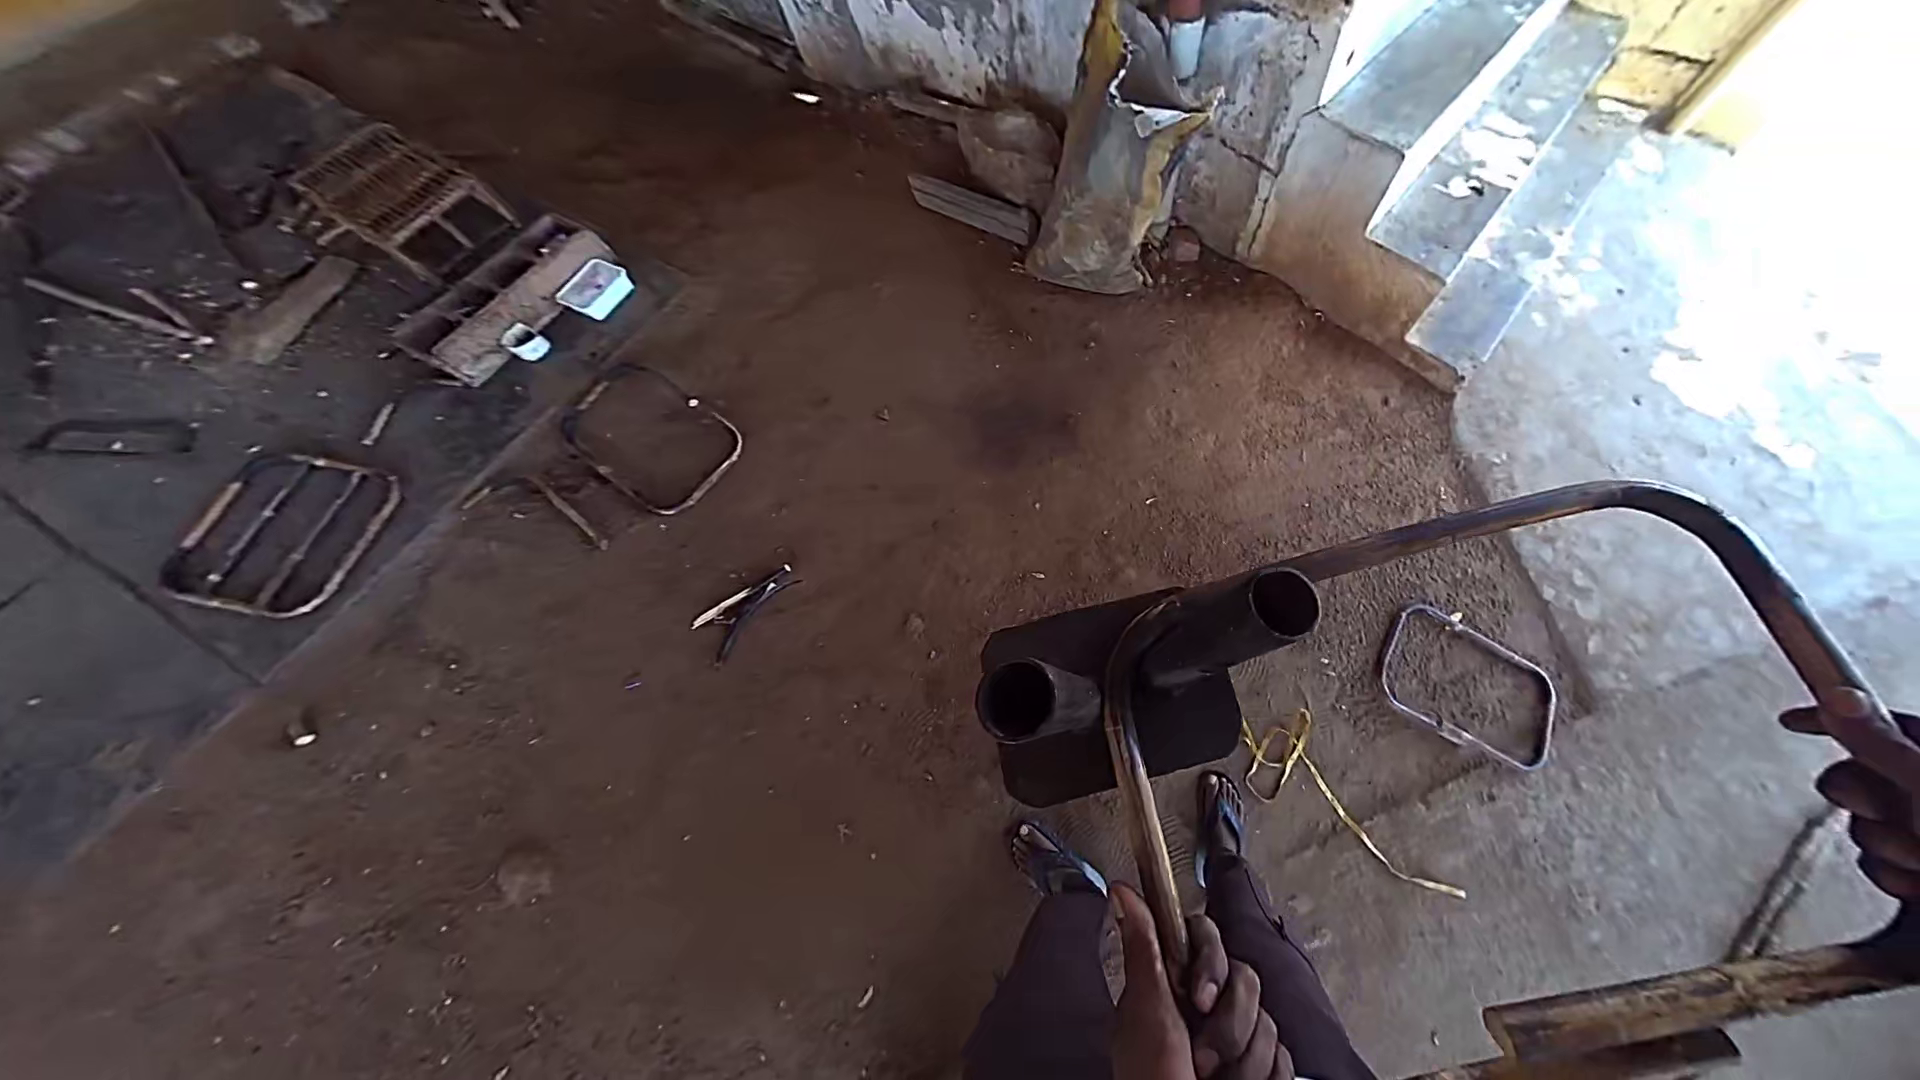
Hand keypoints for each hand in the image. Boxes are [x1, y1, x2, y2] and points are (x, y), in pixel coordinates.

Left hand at [1111, 883, 1293, 1079]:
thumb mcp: (1146, 1015)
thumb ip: (1143, 949)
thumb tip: (1119, 886)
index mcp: (1171, 979)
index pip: (1205, 934)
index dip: (1211, 961)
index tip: (1199, 999)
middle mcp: (1204, 1001)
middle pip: (1246, 977)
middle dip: (1230, 1026)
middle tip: (1202, 1064)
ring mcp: (1234, 1035)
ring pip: (1268, 1021)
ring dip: (1244, 1063)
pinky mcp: (1261, 1070)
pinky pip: (1284, 1058)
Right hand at [1781, 690, 1919, 898]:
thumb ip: (1881, 742)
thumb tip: (1839, 695)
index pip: (1887, 725)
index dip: (1833, 720)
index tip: (1793, 723)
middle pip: (1865, 776)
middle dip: (1857, 797)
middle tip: (1871, 809)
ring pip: (1871, 822)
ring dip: (1882, 843)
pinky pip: (1886, 861)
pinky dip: (1895, 873)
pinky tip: (1919, 883)